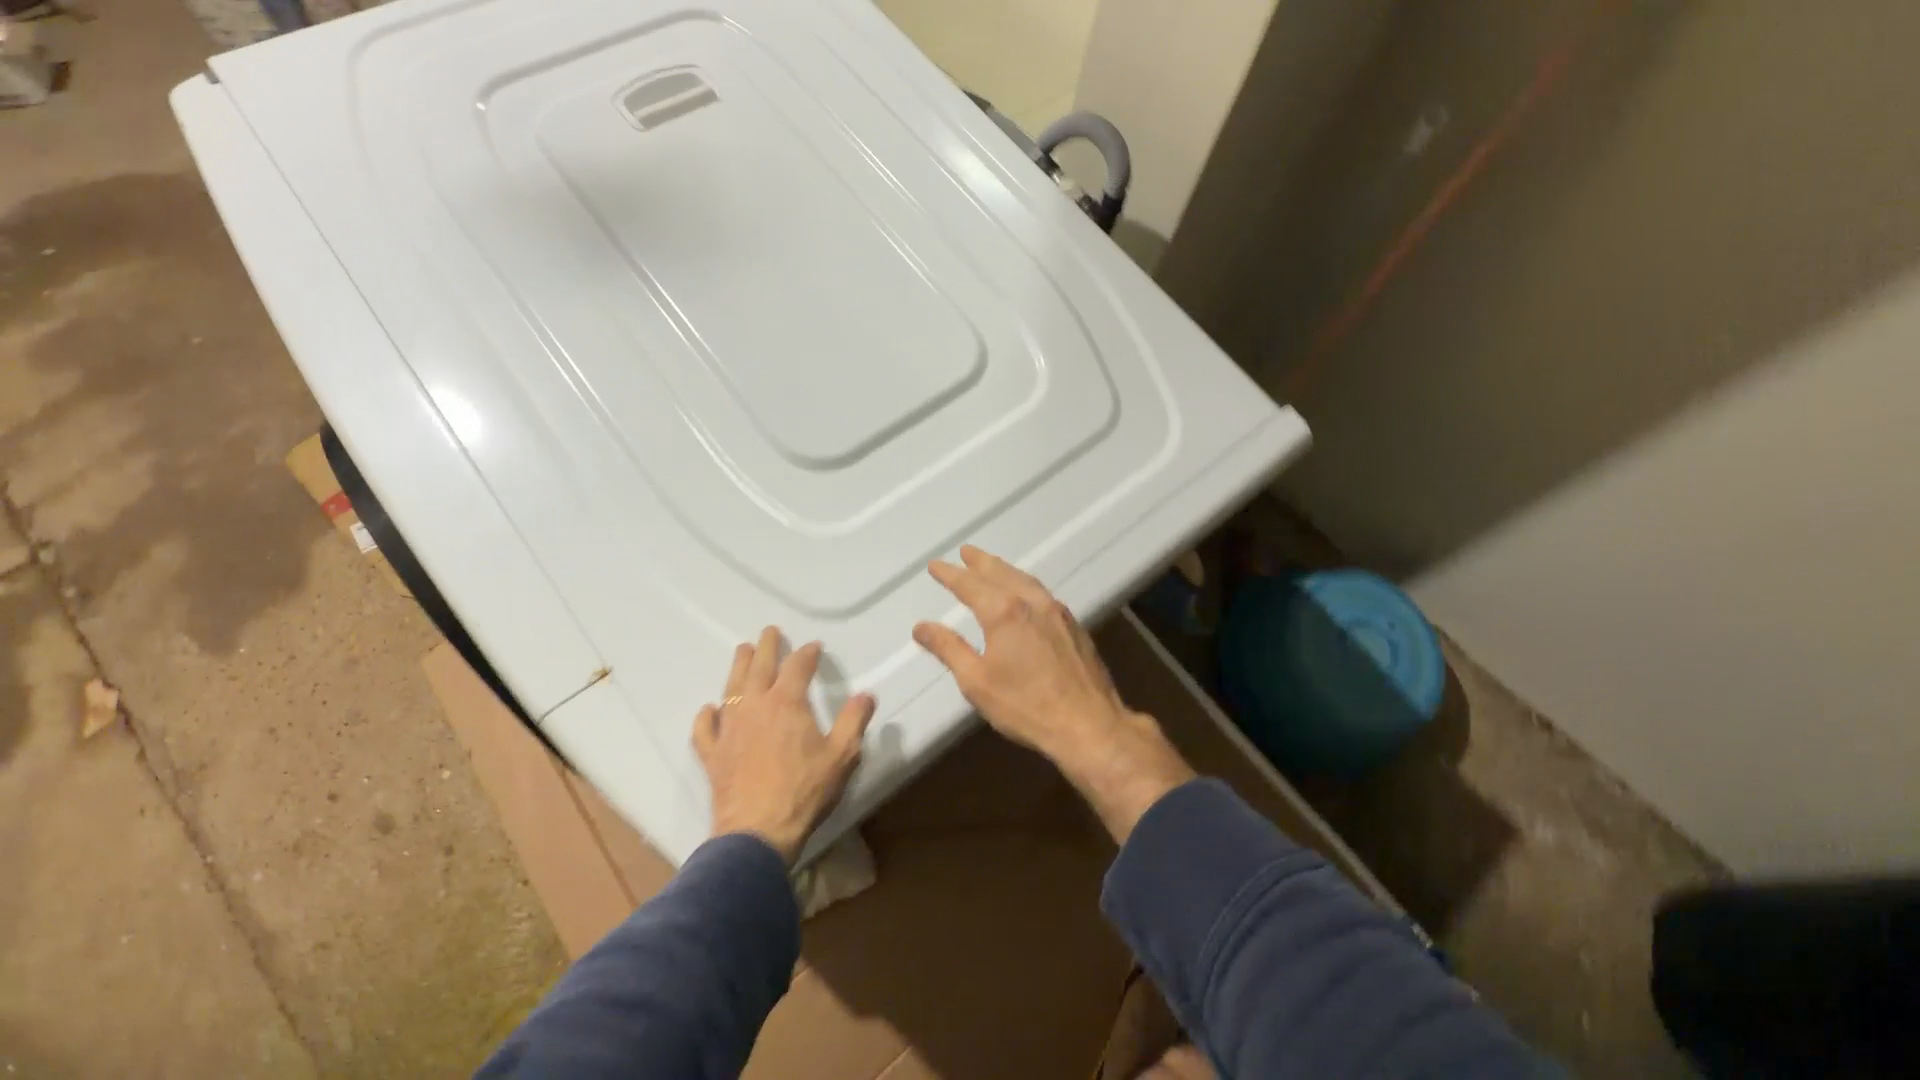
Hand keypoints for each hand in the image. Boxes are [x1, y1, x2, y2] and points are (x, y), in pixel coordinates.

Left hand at [694, 627, 874, 864]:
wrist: (758, 830)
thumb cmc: (805, 791)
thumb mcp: (842, 756)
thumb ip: (854, 721)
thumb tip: (866, 694)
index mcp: (787, 702)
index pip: (798, 666)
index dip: (807, 654)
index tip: (814, 647)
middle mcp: (754, 706)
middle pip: (758, 667)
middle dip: (766, 646)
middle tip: (769, 632)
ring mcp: (729, 729)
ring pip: (731, 687)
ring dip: (737, 667)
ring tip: (742, 651)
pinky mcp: (712, 753)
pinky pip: (705, 728)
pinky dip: (707, 715)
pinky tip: (709, 709)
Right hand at [912, 545, 1193, 841]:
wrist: (1088, 724)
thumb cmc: (1026, 706)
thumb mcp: (977, 681)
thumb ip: (949, 649)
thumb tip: (921, 626)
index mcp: (1004, 612)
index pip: (970, 585)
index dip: (950, 574)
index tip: (935, 565)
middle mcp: (1032, 603)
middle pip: (1001, 573)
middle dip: (980, 562)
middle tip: (965, 552)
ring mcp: (1058, 613)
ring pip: (1026, 580)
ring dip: (1005, 570)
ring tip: (991, 566)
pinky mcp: (1074, 627)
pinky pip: (1042, 593)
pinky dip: (1025, 584)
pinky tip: (1025, 594)